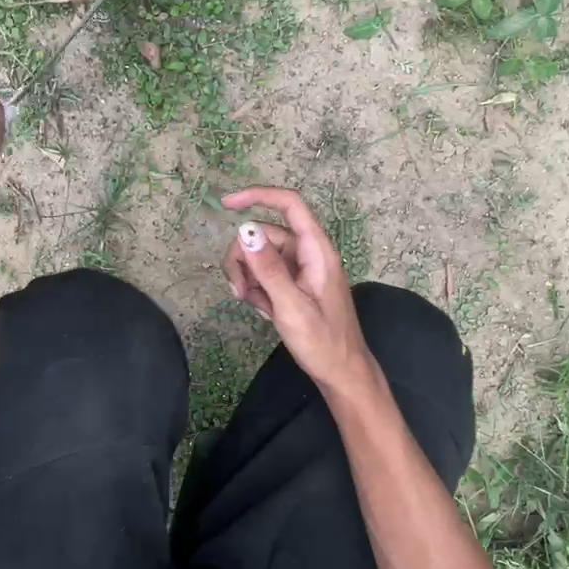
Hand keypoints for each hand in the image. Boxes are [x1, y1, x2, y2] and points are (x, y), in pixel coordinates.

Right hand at [221, 186, 378, 396]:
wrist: (341, 373)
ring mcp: (299, 267)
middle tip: (238, 290)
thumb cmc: (323, 342)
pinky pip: (263, 272)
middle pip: (264, 233)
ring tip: (250, 302)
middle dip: (243, 257)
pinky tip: (261, 309)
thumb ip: (268, 268)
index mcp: (317, 250)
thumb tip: (245, 230)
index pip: (289, 204)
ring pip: (259, 253)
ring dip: (246, 275)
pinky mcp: (292, 282)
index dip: (258, 195)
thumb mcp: (291, 306)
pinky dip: (254, 286)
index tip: (227, 203)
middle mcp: (308, 252)